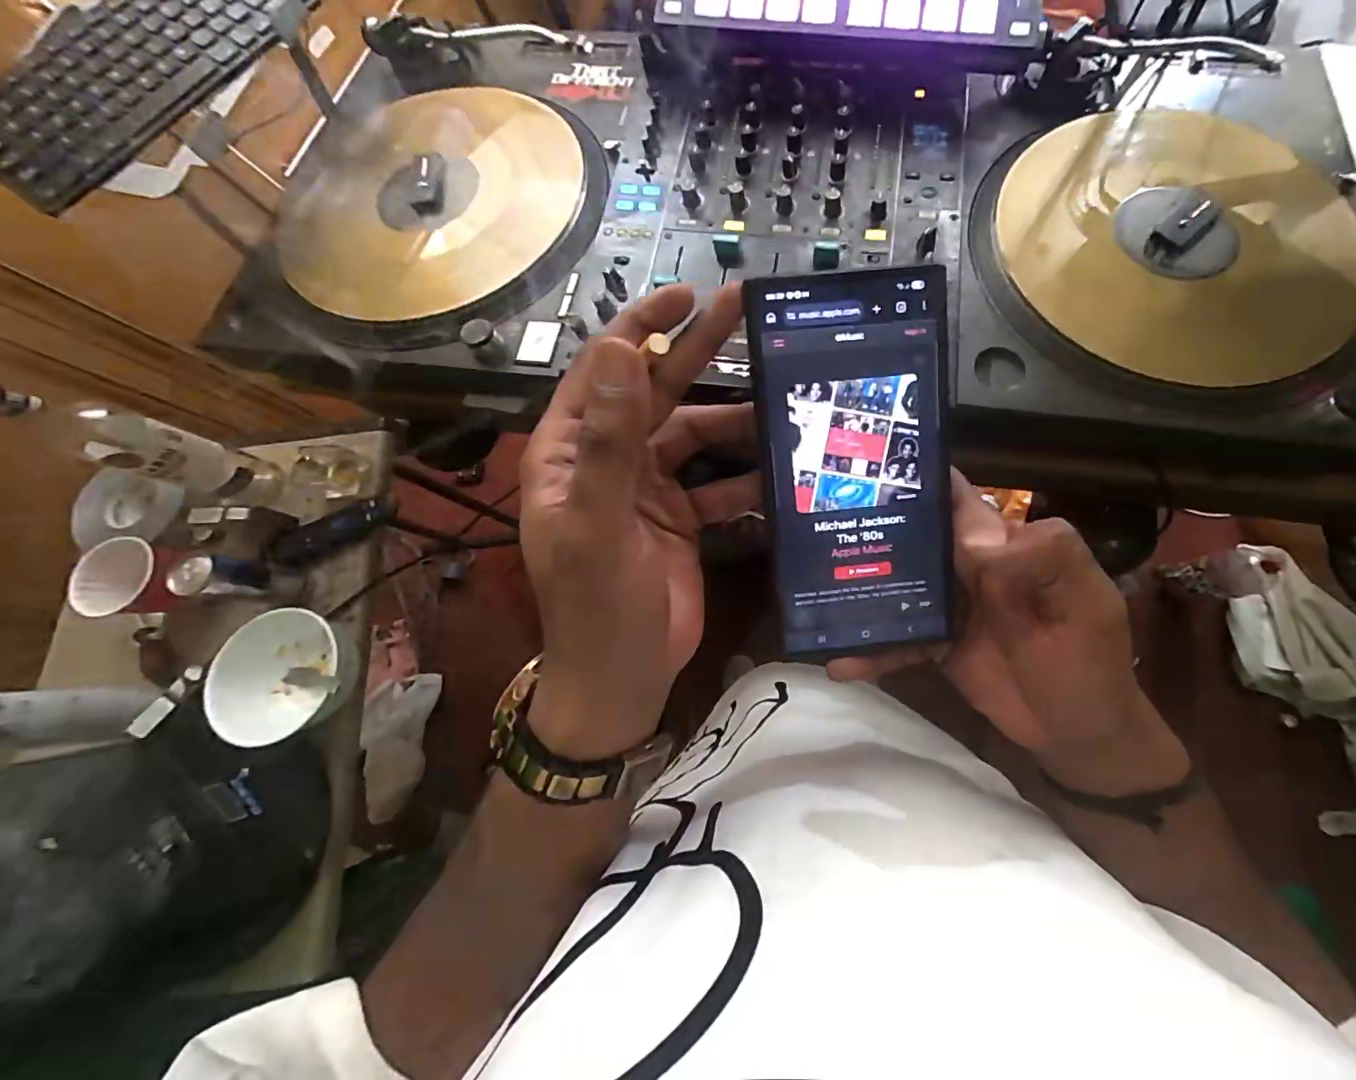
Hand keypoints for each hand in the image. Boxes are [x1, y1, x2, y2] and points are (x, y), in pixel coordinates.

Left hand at [519, 285, 759, 759]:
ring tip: (787, 396)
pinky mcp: (679, 520)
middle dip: (695, 350)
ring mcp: (645, 491)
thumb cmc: (596, 606)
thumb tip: (618, 348)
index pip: (602, 371)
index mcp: (569, 452)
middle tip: (742, 306)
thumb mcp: (597, 523)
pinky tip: (785, 463)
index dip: (641, 328)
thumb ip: (606, 440)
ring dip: (734, 416)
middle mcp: (605, 462)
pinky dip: (747, 472)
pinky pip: (717, 482)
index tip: (686, 295)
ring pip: (691, 434)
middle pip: (653, 391)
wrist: (620, 679)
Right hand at [828, 469, 1187, 792]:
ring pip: (893, 586)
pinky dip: (869, 650)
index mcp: (1002, 547)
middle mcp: (967, 569)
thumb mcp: (1086, 609)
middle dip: (865, 531)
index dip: (916, 481)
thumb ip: (1044, 562)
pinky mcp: (933, 642)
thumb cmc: (1090, 666)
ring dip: (856, 590)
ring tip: (809, 595)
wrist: (1080, 734)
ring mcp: (946, 607)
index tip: (861, 472)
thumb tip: (972, 539)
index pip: (957, 502)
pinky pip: (894, 638)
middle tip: (808, 530)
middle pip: (911, 540)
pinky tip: (840, 663)